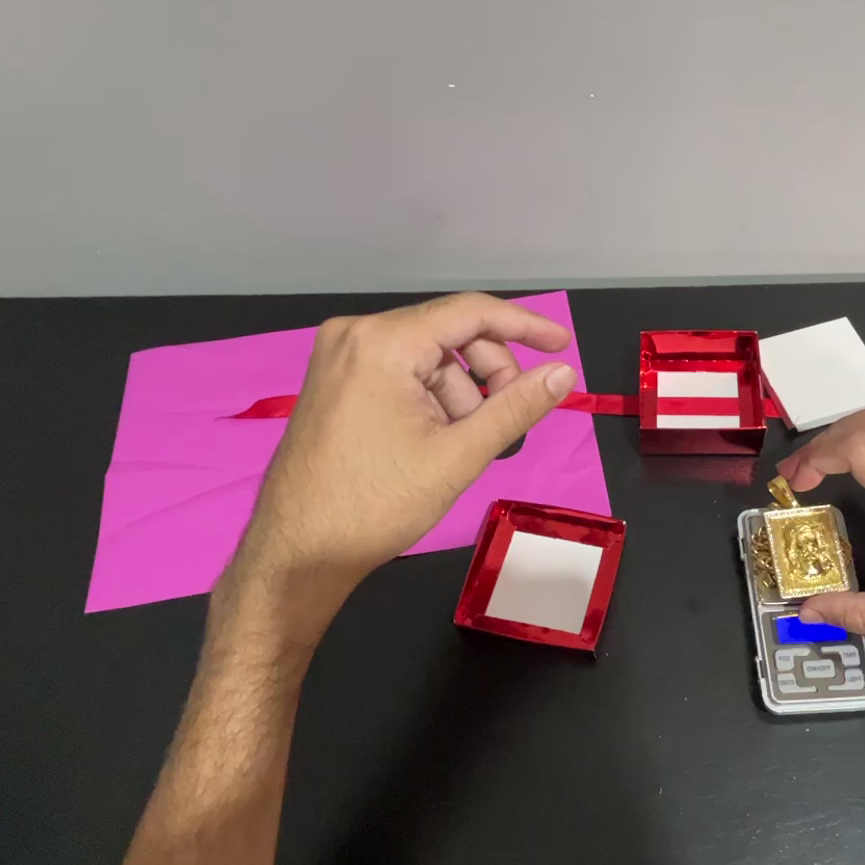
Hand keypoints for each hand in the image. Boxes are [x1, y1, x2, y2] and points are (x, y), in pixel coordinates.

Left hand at [226, 292, 575, 607]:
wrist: (300, 551)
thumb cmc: (378, 504)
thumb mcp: (459, 455)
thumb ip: (516, 408)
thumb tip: (564, 374)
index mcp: (383, 342)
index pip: (471, 313)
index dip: (526, 326)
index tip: (563, 346)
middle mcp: (356, 334)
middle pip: (450, 334)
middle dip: (489, 375)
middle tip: (504, 425)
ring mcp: (340, 356)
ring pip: (428, 358)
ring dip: (460, 395)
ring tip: (459, 448)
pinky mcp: (335, 380)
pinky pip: (402, 373)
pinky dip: (431, 400)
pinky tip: (434, 442)